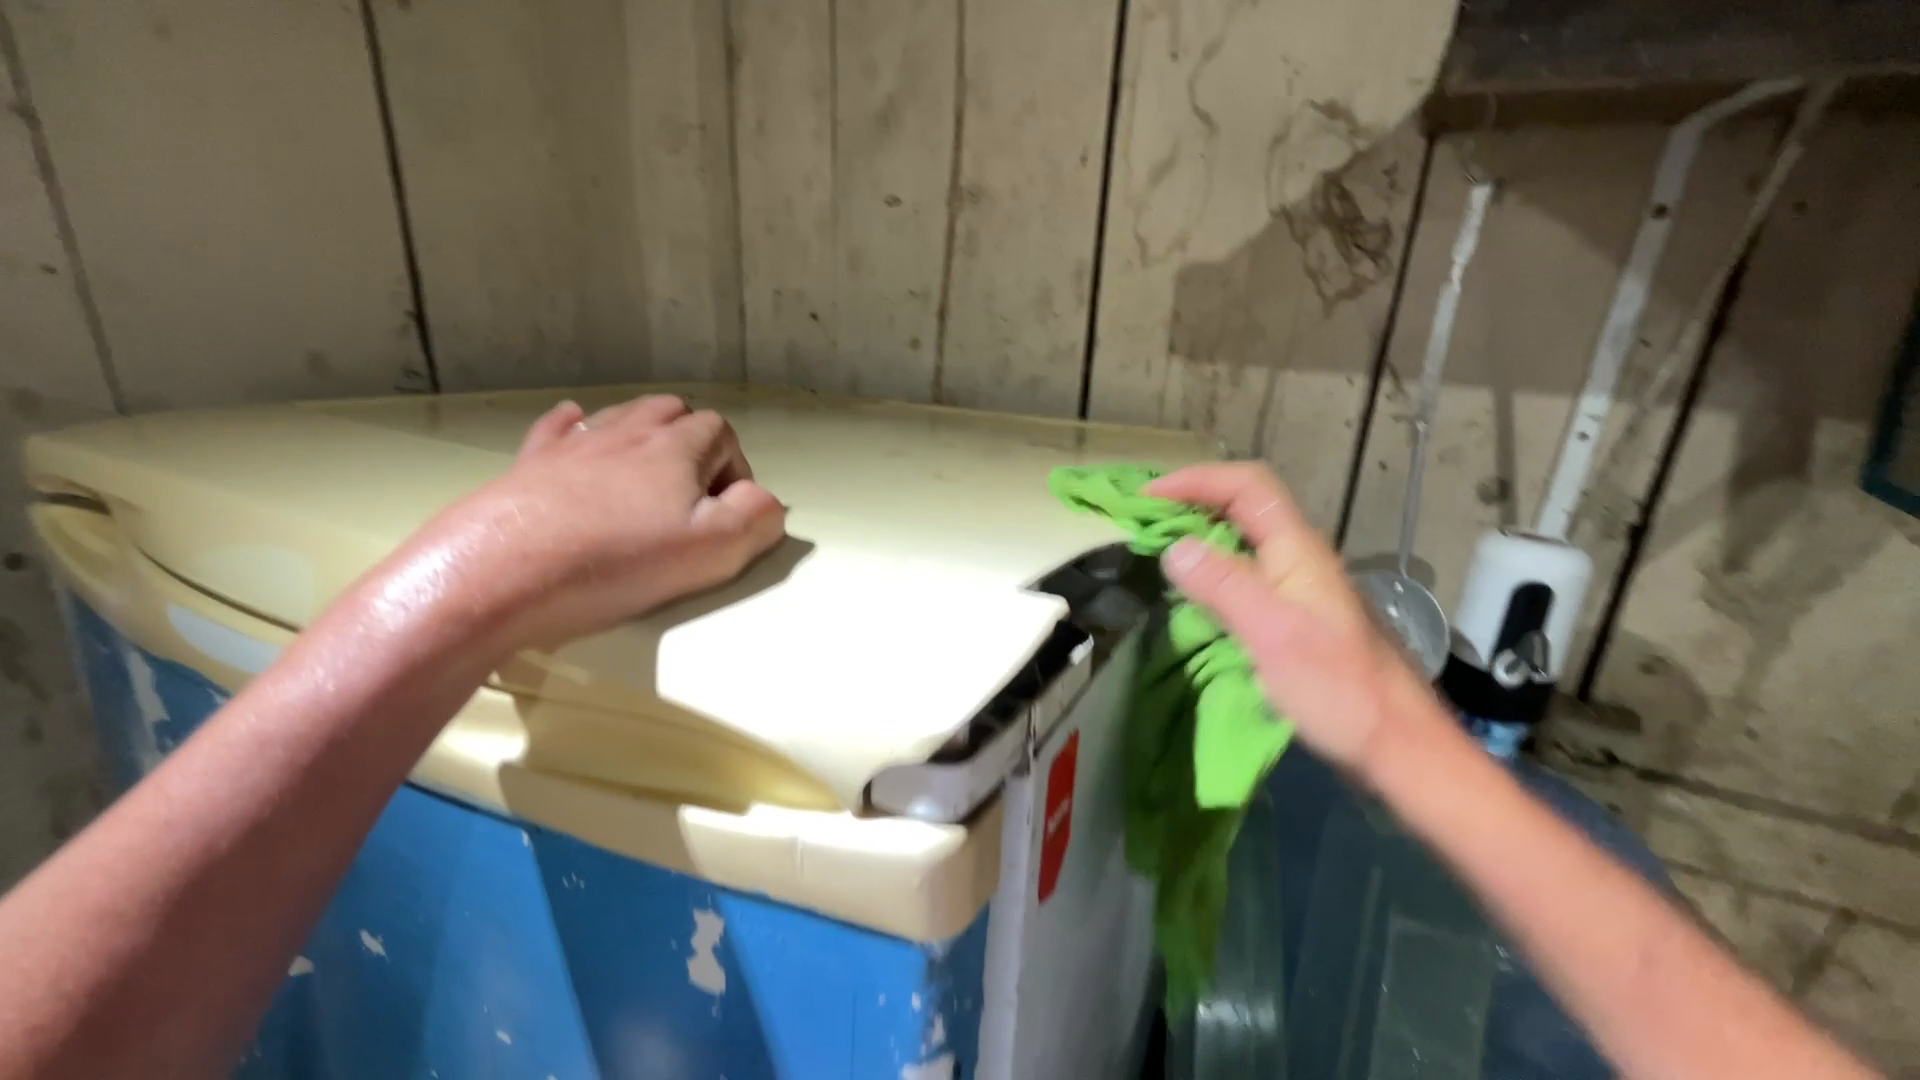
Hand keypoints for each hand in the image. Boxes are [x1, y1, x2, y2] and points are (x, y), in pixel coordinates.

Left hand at [421, 395, 786, 651]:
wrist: (504, 571)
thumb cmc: (617, 560)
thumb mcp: (714, 550)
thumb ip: (757, 518)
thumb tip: (767, 502)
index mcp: (676, 447)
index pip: (723, 435)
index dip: (736, 471)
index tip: (726, 514)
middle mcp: (629, 431)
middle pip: (674, 413)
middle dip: (694, 444)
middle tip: (691, 494)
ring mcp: (576, 442)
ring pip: (624, 414)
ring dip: (646, 434)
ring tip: (648, 475)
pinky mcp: (532, 462)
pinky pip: (562, 427)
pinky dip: (579, 428)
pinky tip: (578, 436)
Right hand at [1148, 463, 1430, 773]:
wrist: (1397, 746)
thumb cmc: (1338, 689)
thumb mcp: (1273, 633)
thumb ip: (1224, 585)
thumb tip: (1174, 547)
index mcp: (1298, 551)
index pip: (1247, 486)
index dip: (1197, 480)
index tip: (1147, 497)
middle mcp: (1299, 560)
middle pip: (1244, 507)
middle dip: (1192, 503)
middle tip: (1142, 521)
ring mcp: (1298, 590)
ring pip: (1243, 543)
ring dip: (1199, 537)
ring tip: (1155, 551)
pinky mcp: (1294, 620)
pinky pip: (1244, 577)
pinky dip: (1210, 572)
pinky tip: (1190, 595)